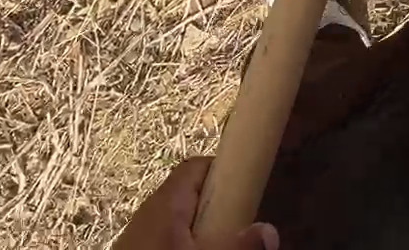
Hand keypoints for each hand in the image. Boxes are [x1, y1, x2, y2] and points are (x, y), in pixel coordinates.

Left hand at [111, 158, 279, 249]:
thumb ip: (238, 246)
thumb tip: (270, 230)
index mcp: (167, 201)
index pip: (198, 166)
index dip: (223, 173)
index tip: (244, 193)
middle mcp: (150, 211)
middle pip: (190, 196)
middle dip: (215, 212)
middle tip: (233, 232)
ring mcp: (138, 236)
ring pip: (177, 223)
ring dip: (199, 234)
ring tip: (216, 247)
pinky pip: (164, 240)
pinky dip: (182, 246)